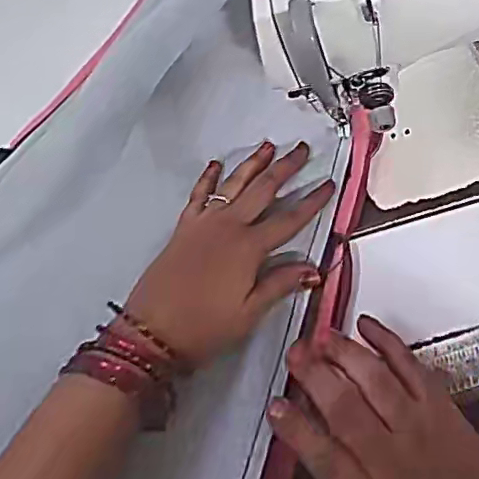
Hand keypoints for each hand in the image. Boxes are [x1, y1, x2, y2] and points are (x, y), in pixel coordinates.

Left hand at [124, 142, 335, 363]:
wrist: (151, 332)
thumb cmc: (203, 327)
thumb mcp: (248, 313)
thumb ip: (280, 284)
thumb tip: (312, 269)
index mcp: (249, 248)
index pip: (289, 219)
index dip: (312, 201)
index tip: (327, 184)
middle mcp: (229, 227)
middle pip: (264, 189)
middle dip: (285, 168)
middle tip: (301, 150)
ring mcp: (205, 223)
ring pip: (234, 184)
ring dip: (253, 163)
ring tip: (267, 147)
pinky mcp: (185, 227)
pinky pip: (199, 194)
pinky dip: (208, 178)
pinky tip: (215, 165)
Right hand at [267, 316, 478, 478]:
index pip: (324, 458)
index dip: (296, 429)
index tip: (276, 405)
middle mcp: (392, 458)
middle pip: (345, 409)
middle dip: (315, 376)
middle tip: (295, 354)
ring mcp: (417, 425)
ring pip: (374, 380)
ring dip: (345, 353)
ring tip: (322, 336)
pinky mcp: (439, 403)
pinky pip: (410, 364)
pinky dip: (387, 340)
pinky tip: (366, 325)